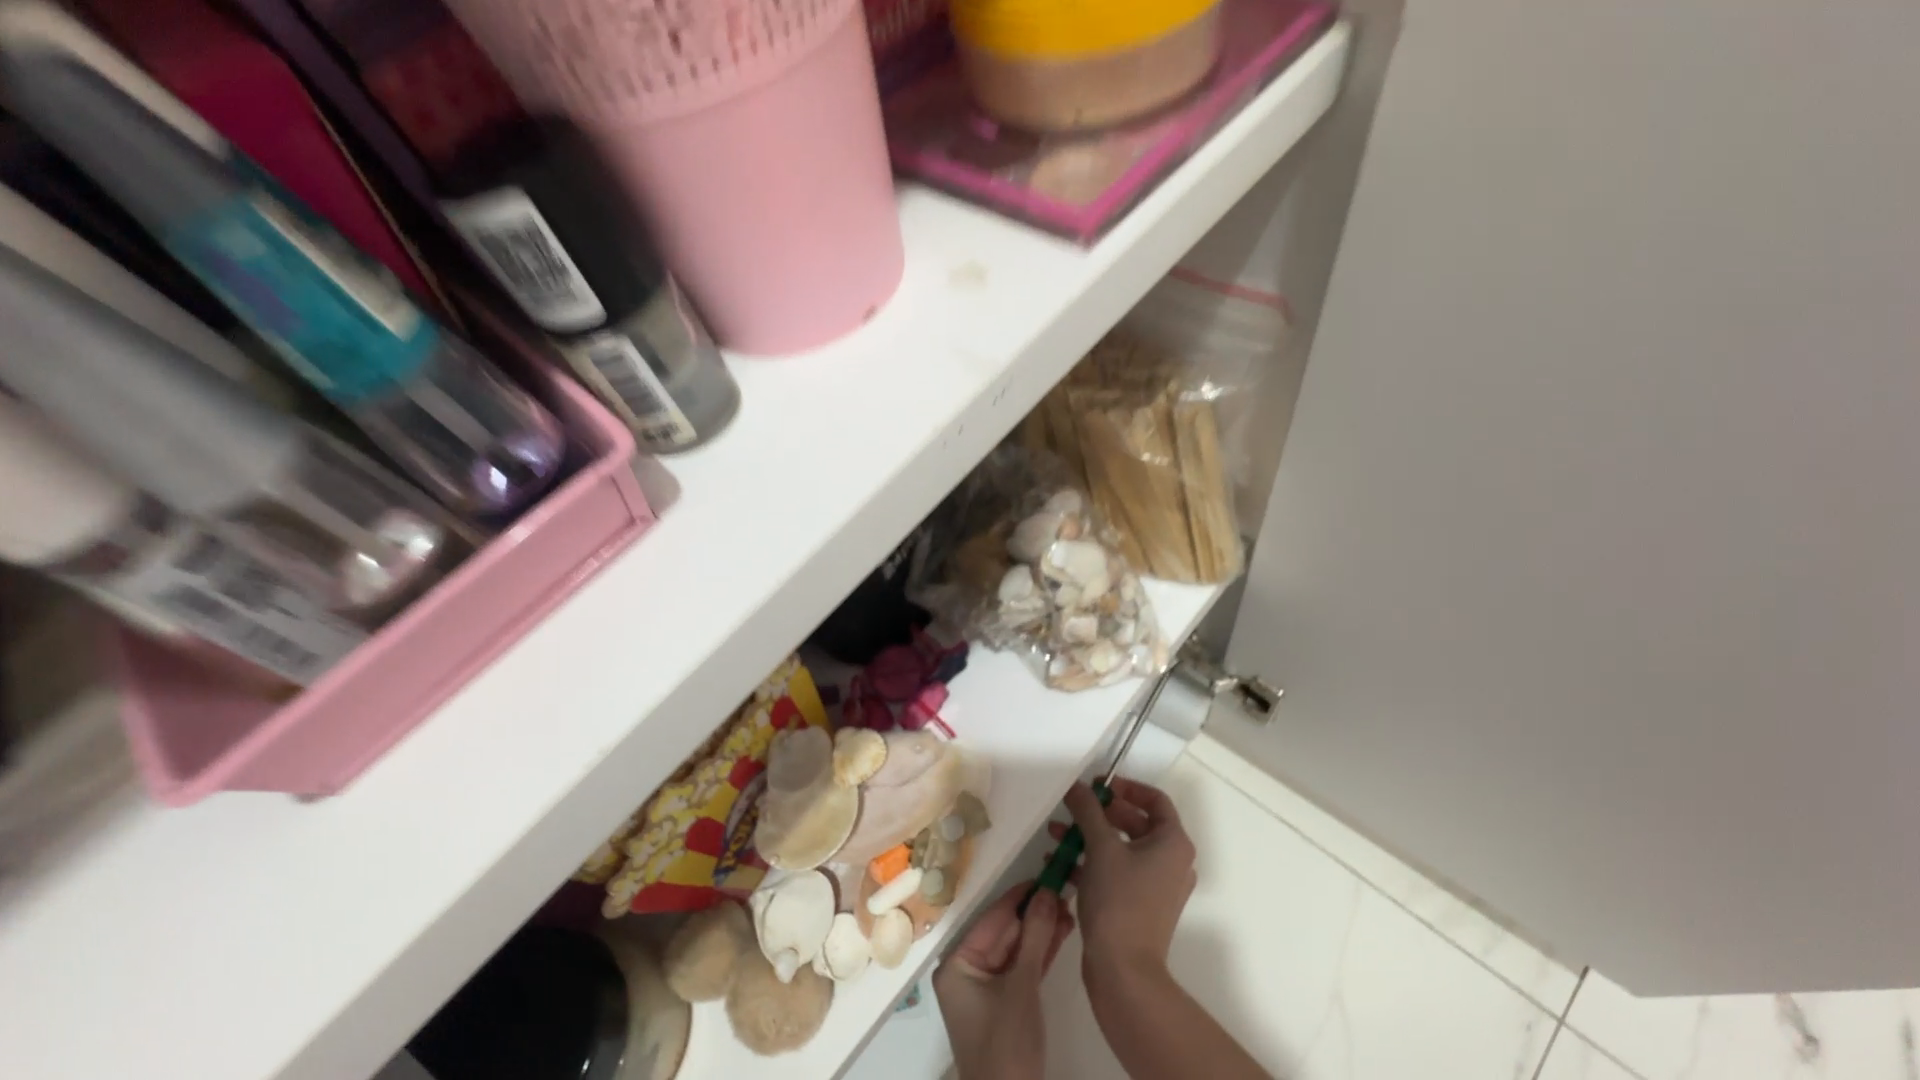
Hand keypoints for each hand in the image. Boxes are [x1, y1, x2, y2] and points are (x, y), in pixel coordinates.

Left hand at [934, 882, 1075, 1079]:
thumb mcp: (1022, 986)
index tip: (1045, 873)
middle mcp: (967, 971)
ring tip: (1071, 906)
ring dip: (1042, 930)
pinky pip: (1022, 967)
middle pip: (1004, 932)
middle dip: (1035, 913)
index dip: (1019, 896)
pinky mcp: (1005, 1003)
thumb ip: (1035, 937)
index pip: (991, 920)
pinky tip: (1063, 930)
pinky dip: (1042, 952)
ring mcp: (986, 988)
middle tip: (1065, 887)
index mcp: (957, 964)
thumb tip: (1048, 892)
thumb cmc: (1006, 1042)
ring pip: (1017, 949)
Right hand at [1058, 778, 1196, 994]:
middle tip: (1072, 808)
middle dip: (1099, 814)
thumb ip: (1088, 811)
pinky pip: (1116, 873)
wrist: (1124, 970)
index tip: (1098, 785)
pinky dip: (1091, 864)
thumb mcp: (1100, 848)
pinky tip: (1059, 864)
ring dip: (1089, 838)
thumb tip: (1077, 786)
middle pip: (1135, 823)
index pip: (1155, 800)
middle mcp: (1171, 862)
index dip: (1126, 787)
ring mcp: (1156, 886)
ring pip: (1121, 849)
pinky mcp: (1139, 906)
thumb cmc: (1119, 901)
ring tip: (1055, 834)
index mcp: (1173, 843)